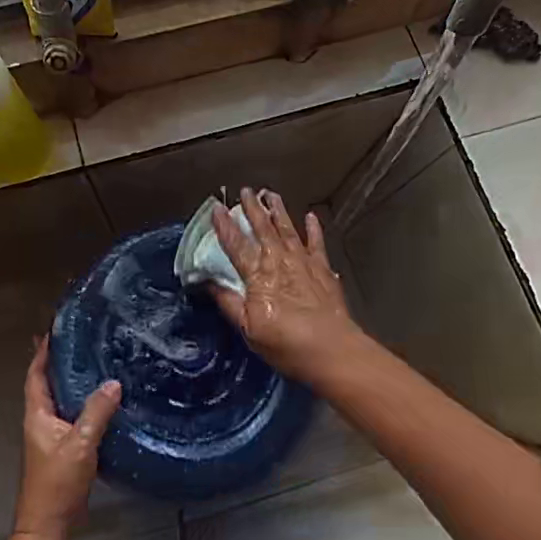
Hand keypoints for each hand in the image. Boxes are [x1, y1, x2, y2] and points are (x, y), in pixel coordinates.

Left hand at [14, 337, 120, 537]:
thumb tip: (114, 382)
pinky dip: (83, 402)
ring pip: (61, 400)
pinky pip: (73, 414)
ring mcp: (51, 435)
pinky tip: (102, 400)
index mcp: (37, 416)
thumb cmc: (57, 481)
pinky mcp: (63, 447)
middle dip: (58, 363)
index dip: (42, 354)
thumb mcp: (80, 444)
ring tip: (92, 362)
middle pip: (47, 384)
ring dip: (71, 382)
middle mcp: (41, 421)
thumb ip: (97, 413)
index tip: (52, 332)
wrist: (49, 521)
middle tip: (77, 341)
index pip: (36, 376)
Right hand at [210, 188, 362, 380]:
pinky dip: (313, 229)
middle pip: (263, 229)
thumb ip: (229, 302)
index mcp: (258, 275)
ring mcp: (304, 262)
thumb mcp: (248, 328)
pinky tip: (310, 217)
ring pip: (288, 230)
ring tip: (270, 194)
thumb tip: (208, 283)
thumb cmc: (286, 343)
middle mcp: (280, 261)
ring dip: (278, 211)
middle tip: (245, 191)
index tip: (217, 209)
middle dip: (253, 209)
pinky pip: (317, 243)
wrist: (332, 348)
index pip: (236, 245)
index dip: (225, 226)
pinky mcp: (323, 269)